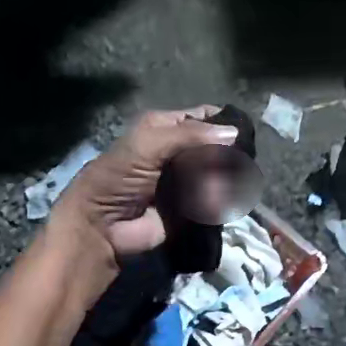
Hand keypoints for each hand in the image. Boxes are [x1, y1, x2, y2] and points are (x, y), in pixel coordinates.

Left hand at [51, 108, 237, 258]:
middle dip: (227, 155)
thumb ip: (190, 136)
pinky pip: (215, 202)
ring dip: (223, 180)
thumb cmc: (118, 177)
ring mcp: (188, 182)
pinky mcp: (193, 209)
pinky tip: (213, 203)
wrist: (103, 226)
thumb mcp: (149, 145)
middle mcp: (180, 152)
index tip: (242, 133)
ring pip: (220, 175)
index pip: (205, 118)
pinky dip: (218, 202)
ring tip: (216, 187)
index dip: (223, 122)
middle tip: (233, 165)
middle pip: (217, 147)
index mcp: (167, 129)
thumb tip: (235, 133)